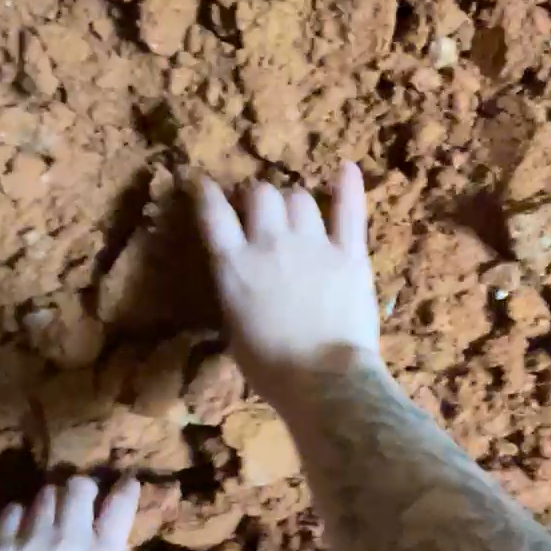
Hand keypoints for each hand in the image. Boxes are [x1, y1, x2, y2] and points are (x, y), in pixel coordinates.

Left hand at [0, 476, 138, 550]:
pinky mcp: (2, 546)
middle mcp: (70, 539)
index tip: (125, 485)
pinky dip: (23, 516)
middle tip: (80, 503)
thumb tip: (115, 522)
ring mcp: (33, 540)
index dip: (126, 487)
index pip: (122, 499)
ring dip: (53, 503)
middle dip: (83, 489)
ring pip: (46, 492)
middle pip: (79, 484)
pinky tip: (26, 534)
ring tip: (50, 522)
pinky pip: (15, 509)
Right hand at [195, 162, 382, 400]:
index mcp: (235, 267)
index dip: (205, 193)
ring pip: (300, 198)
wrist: (324, 381)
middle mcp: (270, 245)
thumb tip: (241, 280)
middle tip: (261, 214)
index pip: (213, 214)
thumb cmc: (271, 369)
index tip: (201, 183)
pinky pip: (349, 210)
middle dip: (258, 199)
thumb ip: (236, 293)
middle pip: (261, 194)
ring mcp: (313, 245)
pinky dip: (348, 187)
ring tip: (297, 216)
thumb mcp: (235, 331)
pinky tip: (345, 169)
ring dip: (294, 203)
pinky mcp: (349, 254)